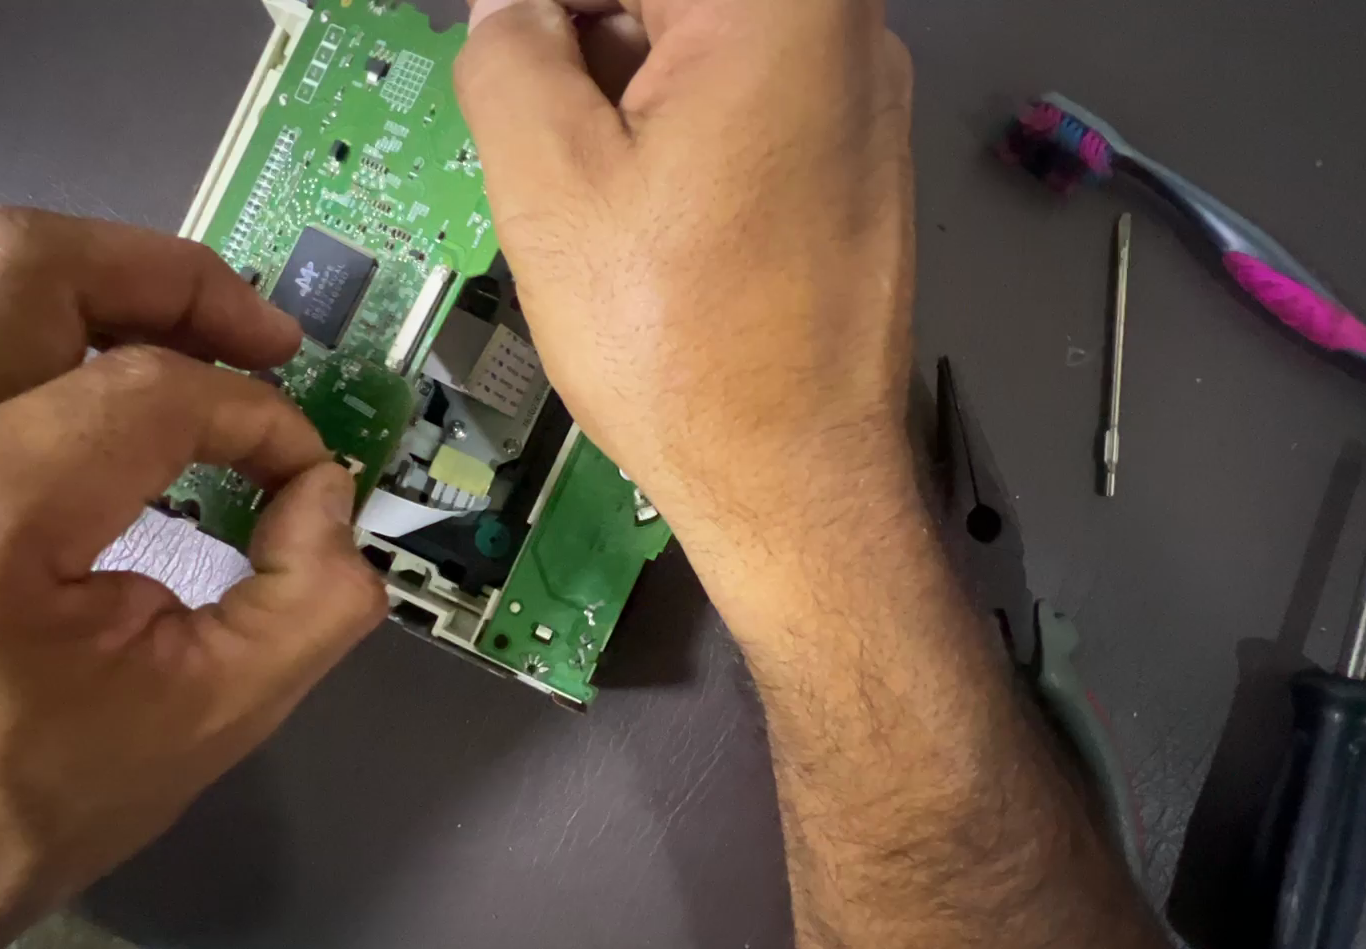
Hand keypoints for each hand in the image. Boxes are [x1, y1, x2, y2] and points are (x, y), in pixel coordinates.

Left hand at [0, 209, 383, 948]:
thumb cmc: (36, 805)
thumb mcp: (224, 712)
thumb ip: (321, 591)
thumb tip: (322, 488)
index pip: (155, 392)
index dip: (260, 417)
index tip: (303, 469)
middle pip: (28, 262)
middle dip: (174, 280)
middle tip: (256, 336)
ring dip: (85, 272)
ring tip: (172, 331)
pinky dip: (3, 302)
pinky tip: (69, 361)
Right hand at [456, 0, 915, 557]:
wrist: (787, 483)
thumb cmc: (671, 342)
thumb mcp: (552, 192)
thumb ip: (508, 63)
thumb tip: (509, 14)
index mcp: (774, 2)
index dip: (542, 11)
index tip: (504, 64)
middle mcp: (845, 30)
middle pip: (673, 1)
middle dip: (585, 44)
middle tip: (534, 134)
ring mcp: (862, 111)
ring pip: (707, 58)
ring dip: (626, 102)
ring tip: (591, 202)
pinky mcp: (855, 182)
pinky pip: (747, 118)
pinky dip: (678, 144)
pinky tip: (646, 228)